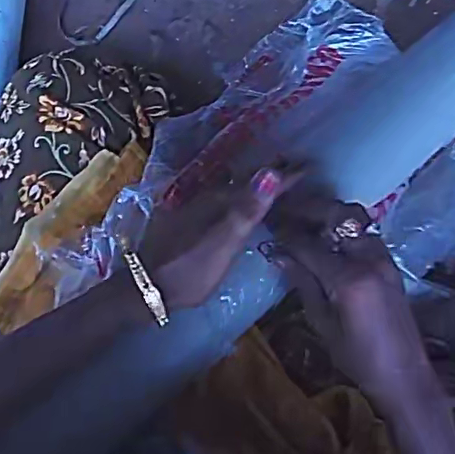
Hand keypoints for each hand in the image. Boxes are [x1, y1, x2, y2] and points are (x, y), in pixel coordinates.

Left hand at [135, 162, 300, 307]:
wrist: (145, 288)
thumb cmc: (188, 270)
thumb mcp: (222, 243)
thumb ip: (246, 210)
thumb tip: (271, 171)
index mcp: (220, 201)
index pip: (260, 183)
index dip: (285, 176)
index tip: (309, 166)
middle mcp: (208, 198)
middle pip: (246, 182)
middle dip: (271, 176)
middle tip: (296, 169)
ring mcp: (195, 208)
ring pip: (232, 189)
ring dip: (254, 185)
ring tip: (274, 183)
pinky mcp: (187, 220)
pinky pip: (221, 200)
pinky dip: (238, 197)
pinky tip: (239, 204)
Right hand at [266, 188, 438, 412]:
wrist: (405, 375)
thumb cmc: (359, 359)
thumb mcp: (323, 324)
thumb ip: (303, 284)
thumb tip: (279, 255)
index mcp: (350, 279)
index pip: (309, 246)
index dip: (286, 236)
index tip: (267, 228)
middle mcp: (370, 260)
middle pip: (337, 217)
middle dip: (308, 209)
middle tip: (285, 210)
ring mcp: (384, 259)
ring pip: (355, 220)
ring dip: (328, 215)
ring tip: (304, 220)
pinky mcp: (391, 264)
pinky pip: (364, 233)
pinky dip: (344, 229)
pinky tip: (327, 237)